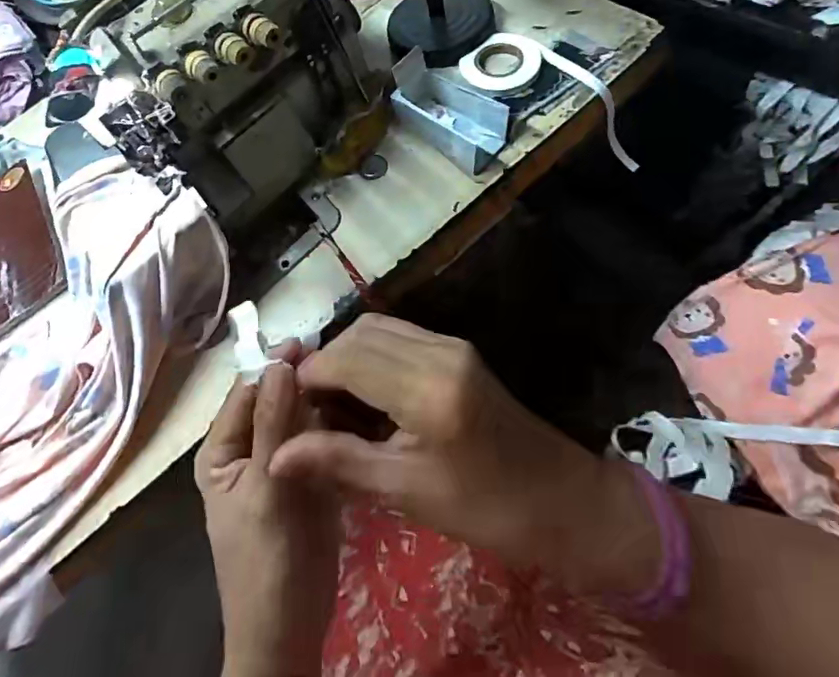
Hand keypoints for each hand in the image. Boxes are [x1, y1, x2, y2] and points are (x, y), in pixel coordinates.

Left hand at [196, 355, 338, 676]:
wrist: (288, 630)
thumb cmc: (264, 561)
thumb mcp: (266, 488)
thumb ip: (273, 424)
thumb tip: (279, 362)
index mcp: (222, 450)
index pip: (246, 392)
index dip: (274, 365)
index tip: (311, 340)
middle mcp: (247, 449)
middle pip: (275, 402)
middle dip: (302, 380)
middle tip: (343, 354)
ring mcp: (280, 464)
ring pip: (299, 420)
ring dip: (321, 400)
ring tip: (355, 375)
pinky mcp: (307, 479)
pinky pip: (318, 442)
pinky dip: (334, 425)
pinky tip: (358, 407)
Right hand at [269, 315, 658, 596]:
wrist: (562, 501)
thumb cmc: (484, 509)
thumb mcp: (405, 490)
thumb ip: (338, 461)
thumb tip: (275, 456)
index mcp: (427, 390)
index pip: (346, 359)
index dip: (309, 377)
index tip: (290, 408)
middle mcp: (439, 352)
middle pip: (359, 334)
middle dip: (325, 363)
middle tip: (312, 408)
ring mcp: (451, 345)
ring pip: (377, 328)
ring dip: (348, 356)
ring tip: (336, 402)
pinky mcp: (458, 348)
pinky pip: (400, 336)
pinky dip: (372, 354)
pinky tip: (367, 392)